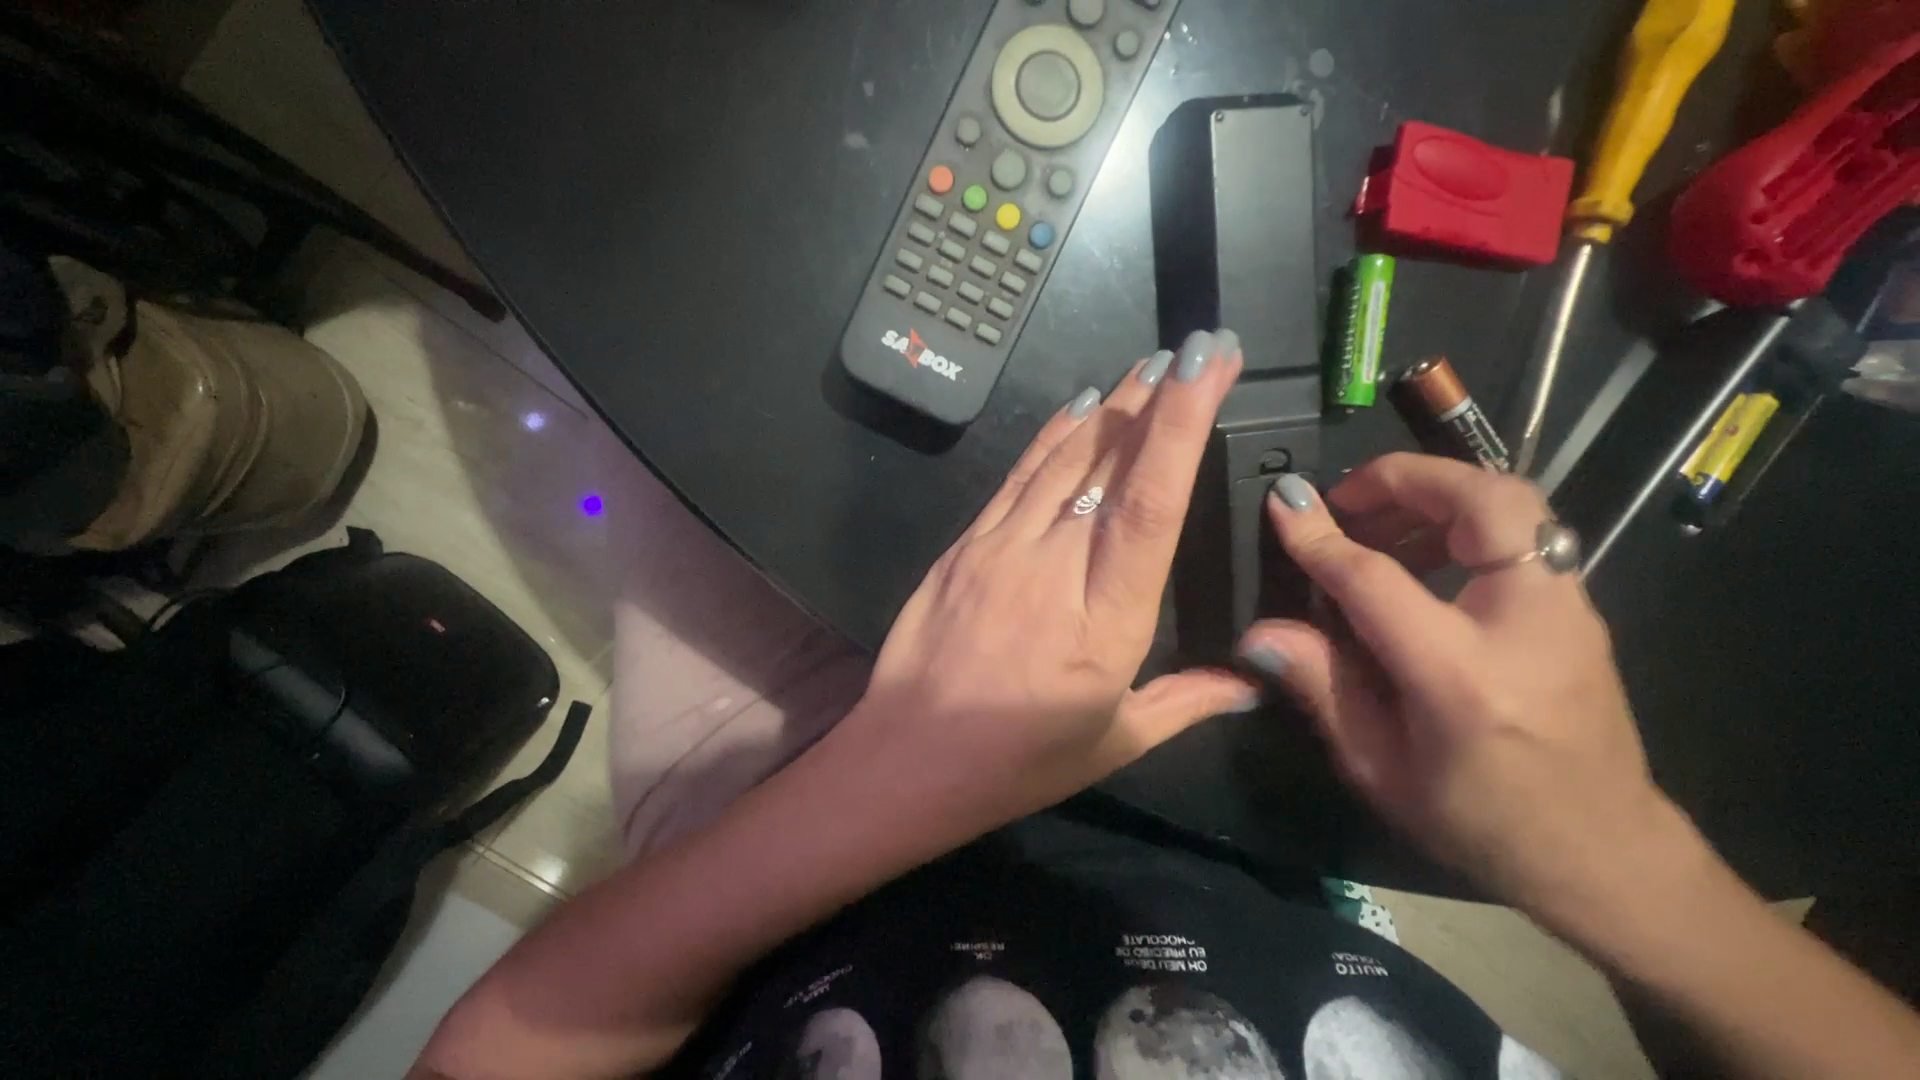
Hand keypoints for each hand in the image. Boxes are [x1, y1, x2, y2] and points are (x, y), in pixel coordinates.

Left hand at [831, 331, 1257, 840]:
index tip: (1210, 366)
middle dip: (1157, 399)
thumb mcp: (1114, 742)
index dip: (1183, 425)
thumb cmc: (1018, 762)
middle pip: (1111, 464)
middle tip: (1196, 348)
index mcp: (1107, 620)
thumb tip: (1252, 684)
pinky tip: (1078, 406)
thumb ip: (1187, 703)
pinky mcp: (965, 545)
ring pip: (1065, 459)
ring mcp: (1002, 548)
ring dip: (1111, 407)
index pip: (1151, 502)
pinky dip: (1052, 436)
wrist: (907, 758)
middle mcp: (1055, 567)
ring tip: (1148, 365)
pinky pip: (1017, 477)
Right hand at [1241, 454, 1691, 930]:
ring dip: (1438, 494)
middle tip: (1348, 498)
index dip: (1320, 538)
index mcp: (1462, 678)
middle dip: (1406, 478)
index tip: (1283, 502)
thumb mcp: (1378, 768)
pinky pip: (1524, 532)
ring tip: (1377, 524)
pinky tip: (1423, 554)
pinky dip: (1466, 519)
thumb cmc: (1477, 820)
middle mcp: (1528, 626)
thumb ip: (1320, 686)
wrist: (1605, 854)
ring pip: (1515, 503)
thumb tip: (1258, 631)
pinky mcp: (1579, 608)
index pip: (1377, 579)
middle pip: (1483, 502)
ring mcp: (1568, 611)